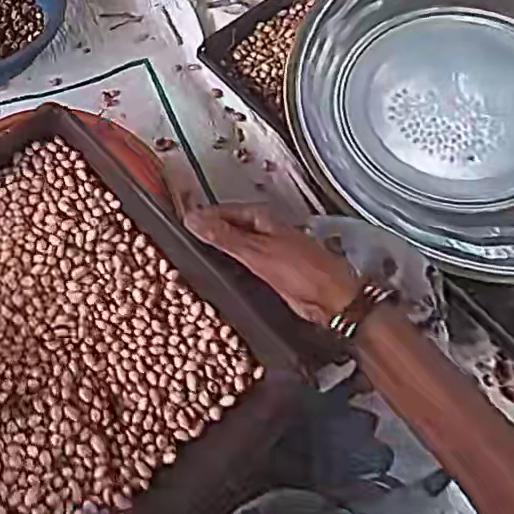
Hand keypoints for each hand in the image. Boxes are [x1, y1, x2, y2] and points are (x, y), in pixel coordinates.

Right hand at [183, 202, 360, 326]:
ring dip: (215, 251)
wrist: (334, 303)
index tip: (179, 226)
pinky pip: (239, 262)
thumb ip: (222, 235)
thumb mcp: (256, 252)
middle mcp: (262, 230)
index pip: (220, 211)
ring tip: (192, 258)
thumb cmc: (303, 273)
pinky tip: (215, 273)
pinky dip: (226, 265)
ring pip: (231, 245)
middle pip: (225, 227)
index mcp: (260, 217)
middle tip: (181, 244)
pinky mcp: (268, 269)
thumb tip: (191, 218)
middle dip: (205, 234)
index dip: (200, 217)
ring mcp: (266, 249)